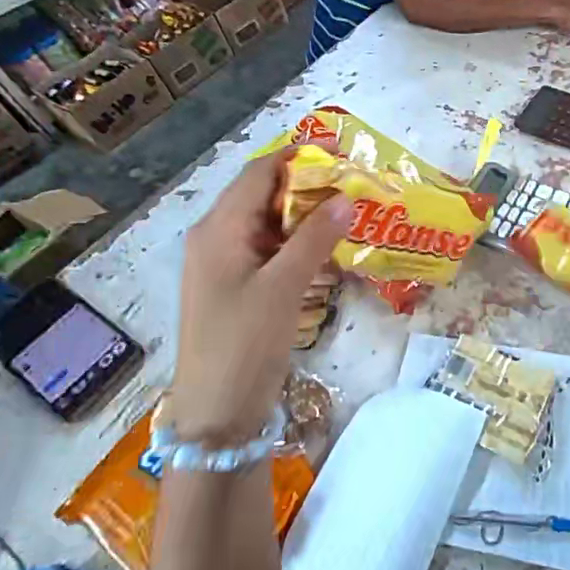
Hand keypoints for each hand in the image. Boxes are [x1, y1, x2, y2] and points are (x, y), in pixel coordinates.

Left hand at [170, 151, 352, 439]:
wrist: (215, 416)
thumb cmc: (243, 347)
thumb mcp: (283, 289)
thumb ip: (314, 239)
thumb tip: (345, 197)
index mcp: (218, 229)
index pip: (258, 173)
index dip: (298, 157)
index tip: (342, 154)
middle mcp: (215, 238)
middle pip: (262, 196)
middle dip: (307, 188)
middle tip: (354, 189)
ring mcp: (223, 265)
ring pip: (267, 226)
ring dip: (304, 219)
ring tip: (348, 216)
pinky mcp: (234, 289)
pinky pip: (267, 254)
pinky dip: (295, 248)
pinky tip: (326, 254)